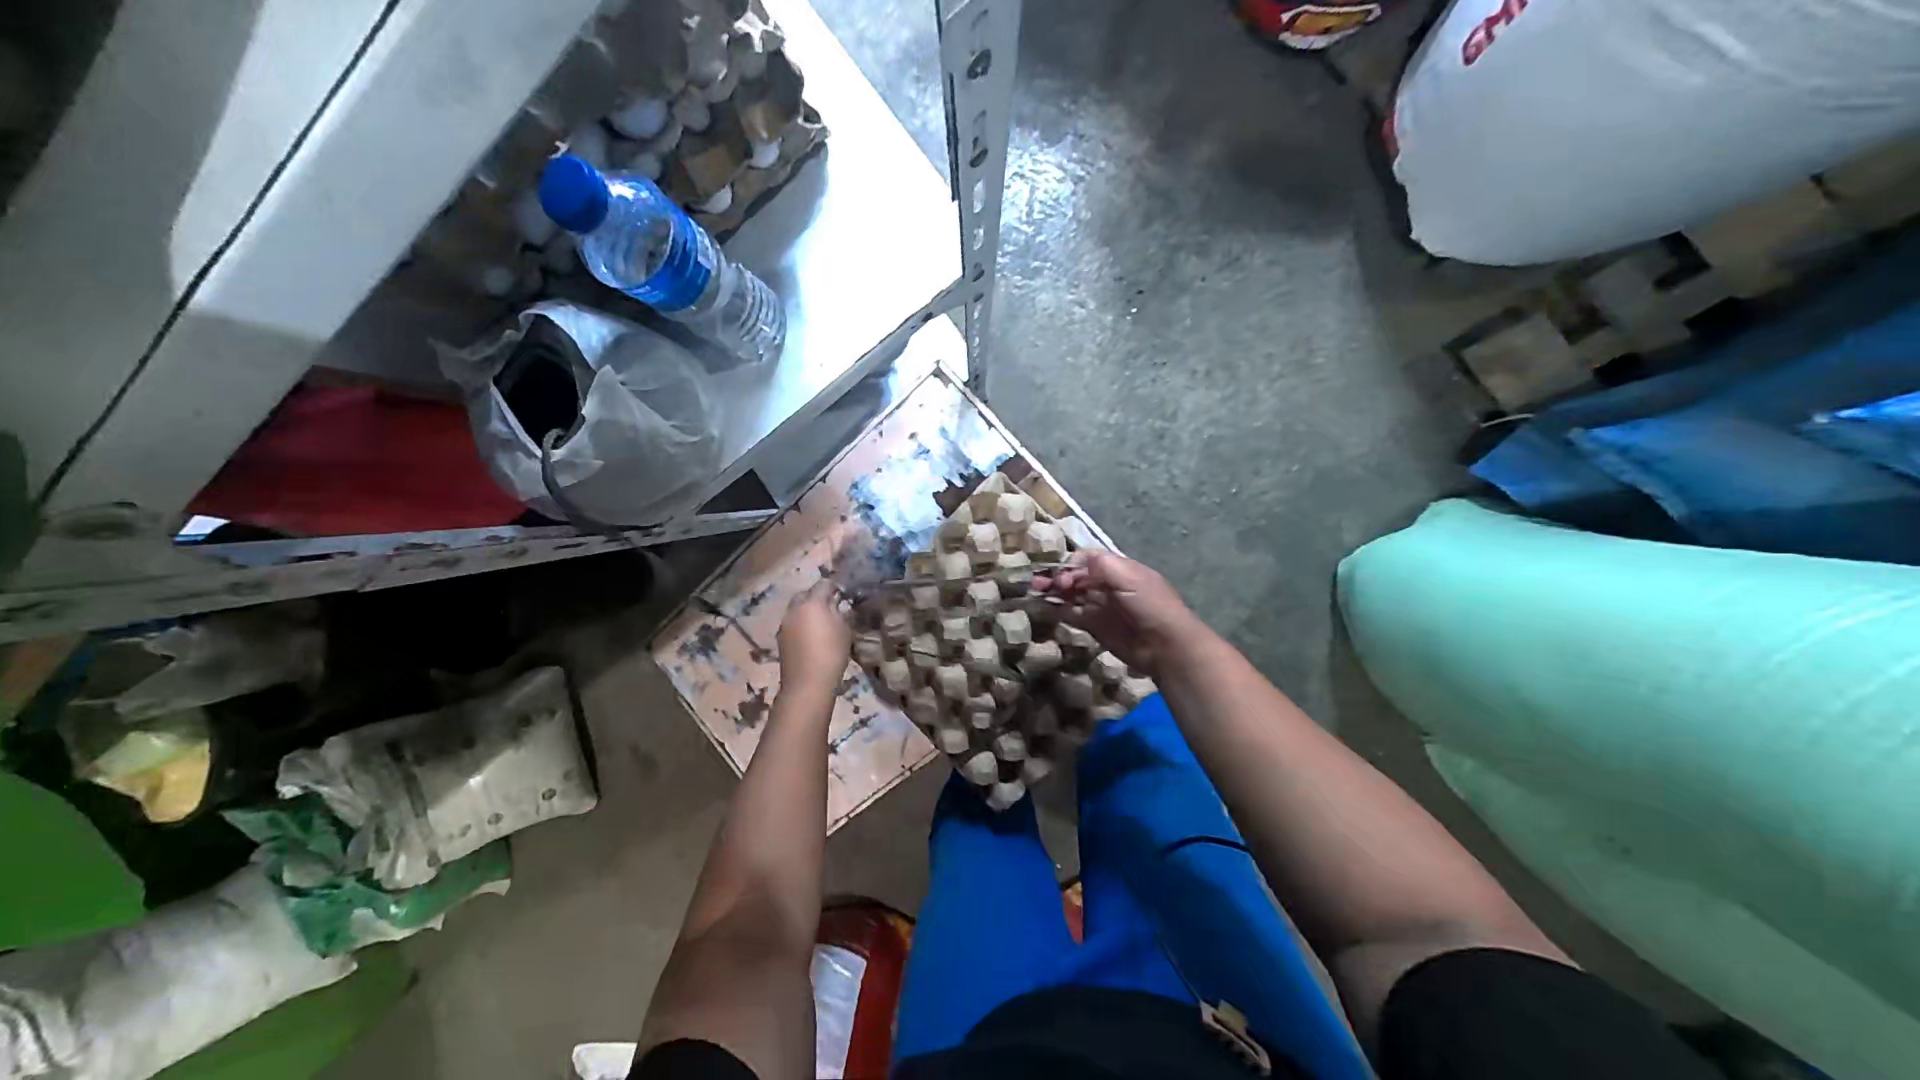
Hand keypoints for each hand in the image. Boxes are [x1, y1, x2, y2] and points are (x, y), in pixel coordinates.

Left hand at [777, 580, 851, 693]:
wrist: (807, 683)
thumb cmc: (832, 653)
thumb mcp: (844, 630)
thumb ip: (839, 612)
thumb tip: (836, 604)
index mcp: (812, 602)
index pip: (824, 584)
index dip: (834, 587)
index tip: (843, 594)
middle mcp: (794, 609)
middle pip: (806, 594)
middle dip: (817, 597)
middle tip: (831, 606)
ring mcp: (785, 624)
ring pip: (797, 609)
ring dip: (807, 611)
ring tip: (821, 622)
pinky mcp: (780, 638)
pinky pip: (793, 623)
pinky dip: (801, 624)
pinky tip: (811, 636)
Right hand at [1033, 552, 1199, 676]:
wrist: (1165, 645)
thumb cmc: (1150, 605)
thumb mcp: (1129, 577)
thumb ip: (1101, 565)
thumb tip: (1076, 561)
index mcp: (1118, 569)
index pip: (1086, 560)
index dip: (1070, 565)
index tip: (1060, 577)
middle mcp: (1108, 585)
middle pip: (1076, 576)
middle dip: (1057, 578)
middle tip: (1038, 584)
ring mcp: (1101, 606)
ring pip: (1072, 594)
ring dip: (1055, 593)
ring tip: (1037, 594)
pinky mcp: (1096, 626)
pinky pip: (1073, 614)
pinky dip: (1060, 610)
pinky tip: (1048, 608)